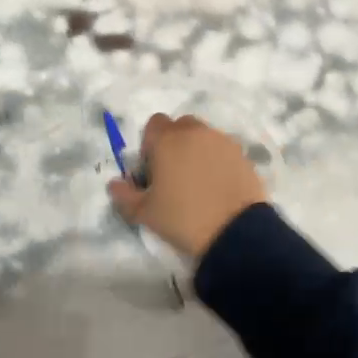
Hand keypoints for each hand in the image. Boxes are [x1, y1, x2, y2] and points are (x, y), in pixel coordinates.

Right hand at [107, 114, 267, 258]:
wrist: (235, 232)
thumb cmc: (183, 218)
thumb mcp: (145, 213)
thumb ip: (124, 195)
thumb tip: (115, 184)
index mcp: (167, 140)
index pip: (153, 125)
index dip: (149, 144)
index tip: (152, 170)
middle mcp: (195, 132)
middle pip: (180, 126)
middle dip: (174, 143)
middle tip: (174, 174)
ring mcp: (222, 141)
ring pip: (203, 137)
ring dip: (197, 150)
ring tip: (198, 182)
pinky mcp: (242, 155)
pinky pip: (223, 150)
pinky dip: (217, 161)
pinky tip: (218, 187)